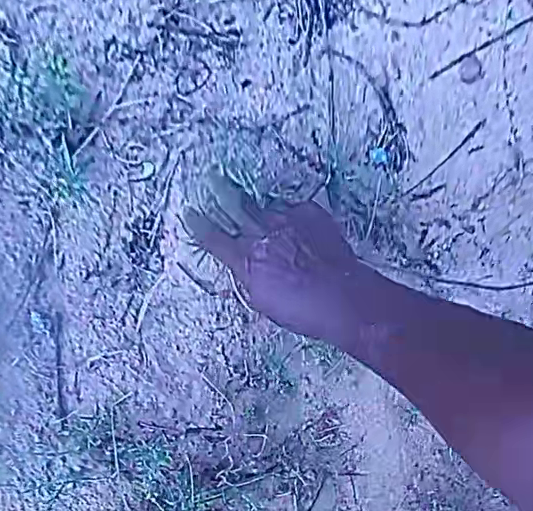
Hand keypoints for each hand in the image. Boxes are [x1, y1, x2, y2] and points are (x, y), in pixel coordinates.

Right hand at [184, 180, 377, 344]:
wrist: (342, 297)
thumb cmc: (304, 309)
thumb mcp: (264, 304)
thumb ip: (247, 282)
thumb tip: (238, 274)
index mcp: (247, 262)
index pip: (214, 239)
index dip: (199, 225)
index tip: (190, 215)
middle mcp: (263, 236)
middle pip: (235, 208)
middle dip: (220, 194)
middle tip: (211, 179)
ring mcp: (287, 221)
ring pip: (262, 207)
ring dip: (254, 205)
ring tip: (247, 200)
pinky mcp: (309, 213)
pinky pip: (290, 207)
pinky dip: (285, 214)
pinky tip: (288, 223)